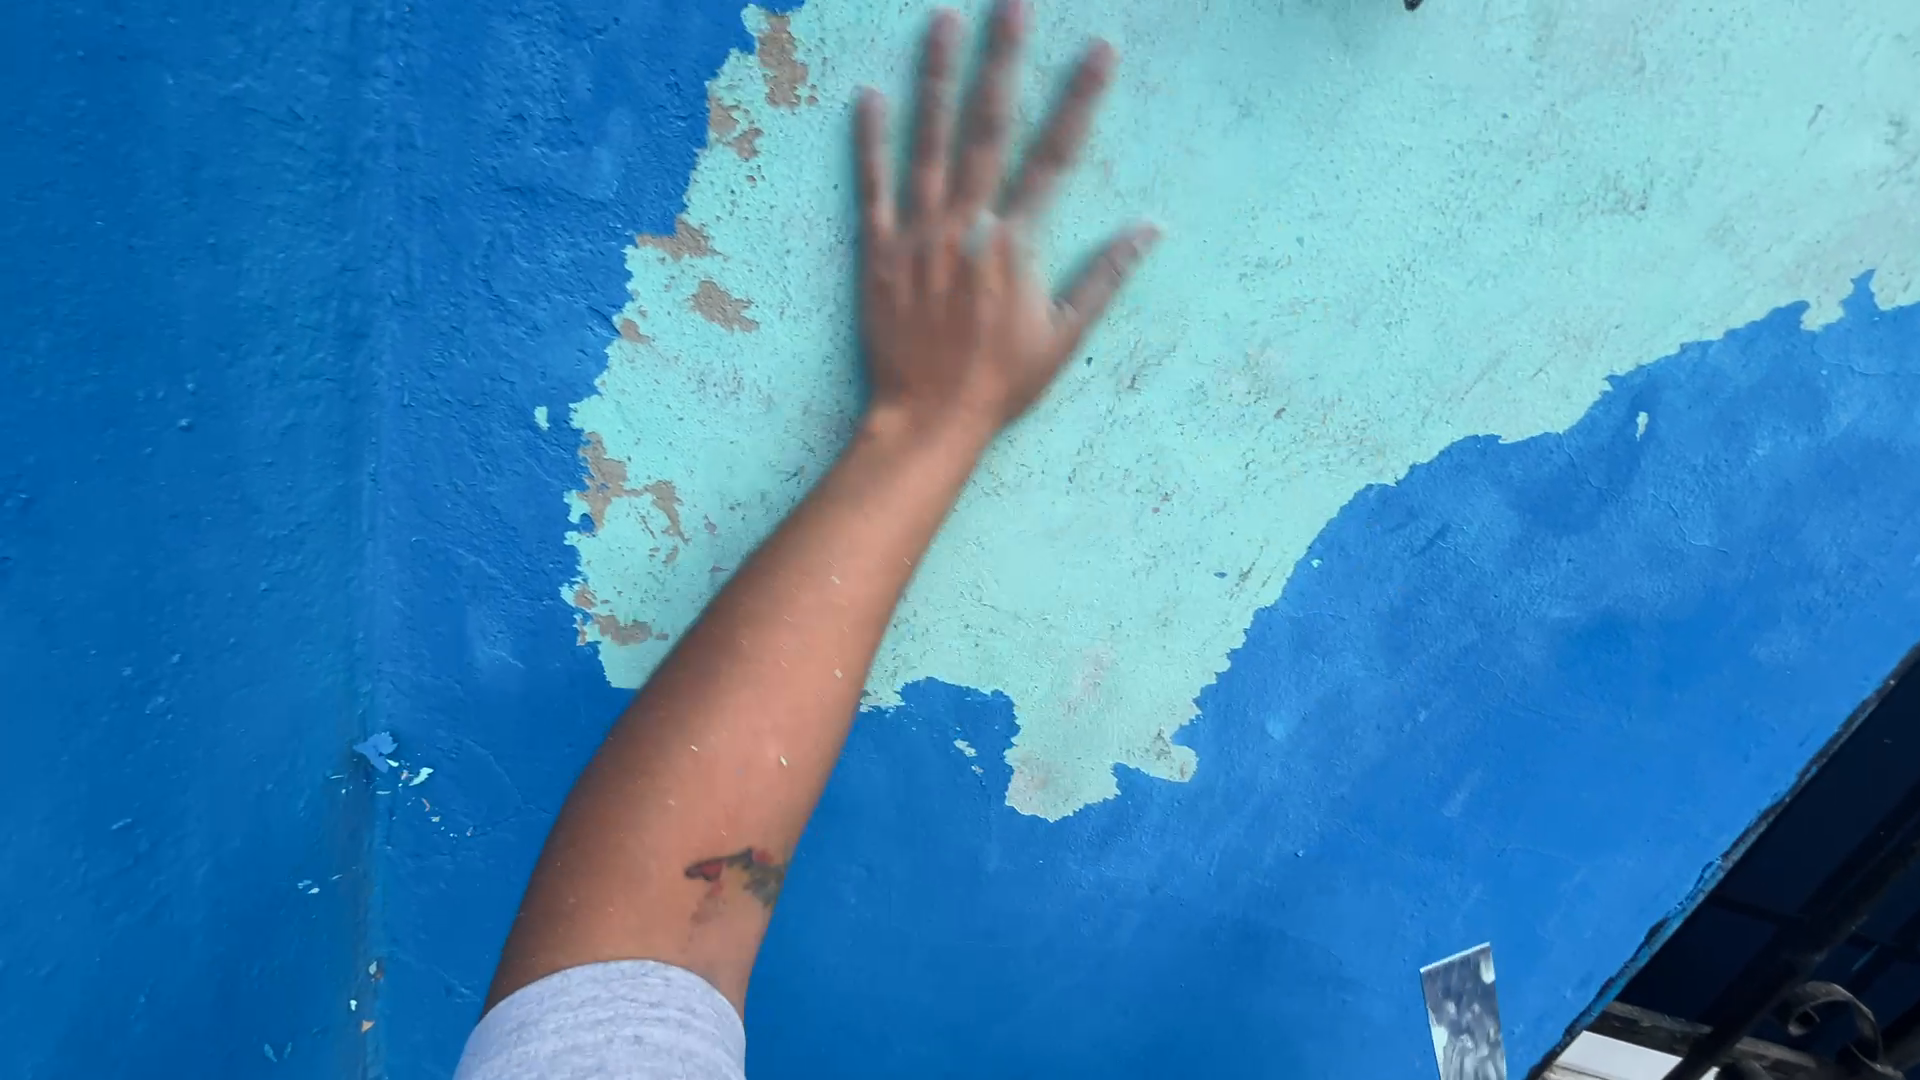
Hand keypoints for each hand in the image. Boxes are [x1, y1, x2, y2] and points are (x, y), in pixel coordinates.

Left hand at [854, 1, 1157, 442]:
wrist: (929, 417)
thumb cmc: (999, 384)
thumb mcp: (1064, 338)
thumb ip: (1105, 278)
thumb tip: (1152, 229)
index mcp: (1015, 242)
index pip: (1056, 156)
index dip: (1081, 99)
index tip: (1101, 47)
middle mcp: (967, 224)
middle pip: (989, 129)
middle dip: (1005, 59)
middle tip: (1014, 1)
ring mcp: (917, 235)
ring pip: (928, 144)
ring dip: (938, 79)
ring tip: (944, 20)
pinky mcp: (878, 255)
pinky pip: (871, 190)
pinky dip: (869, 143)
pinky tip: (868, 97)